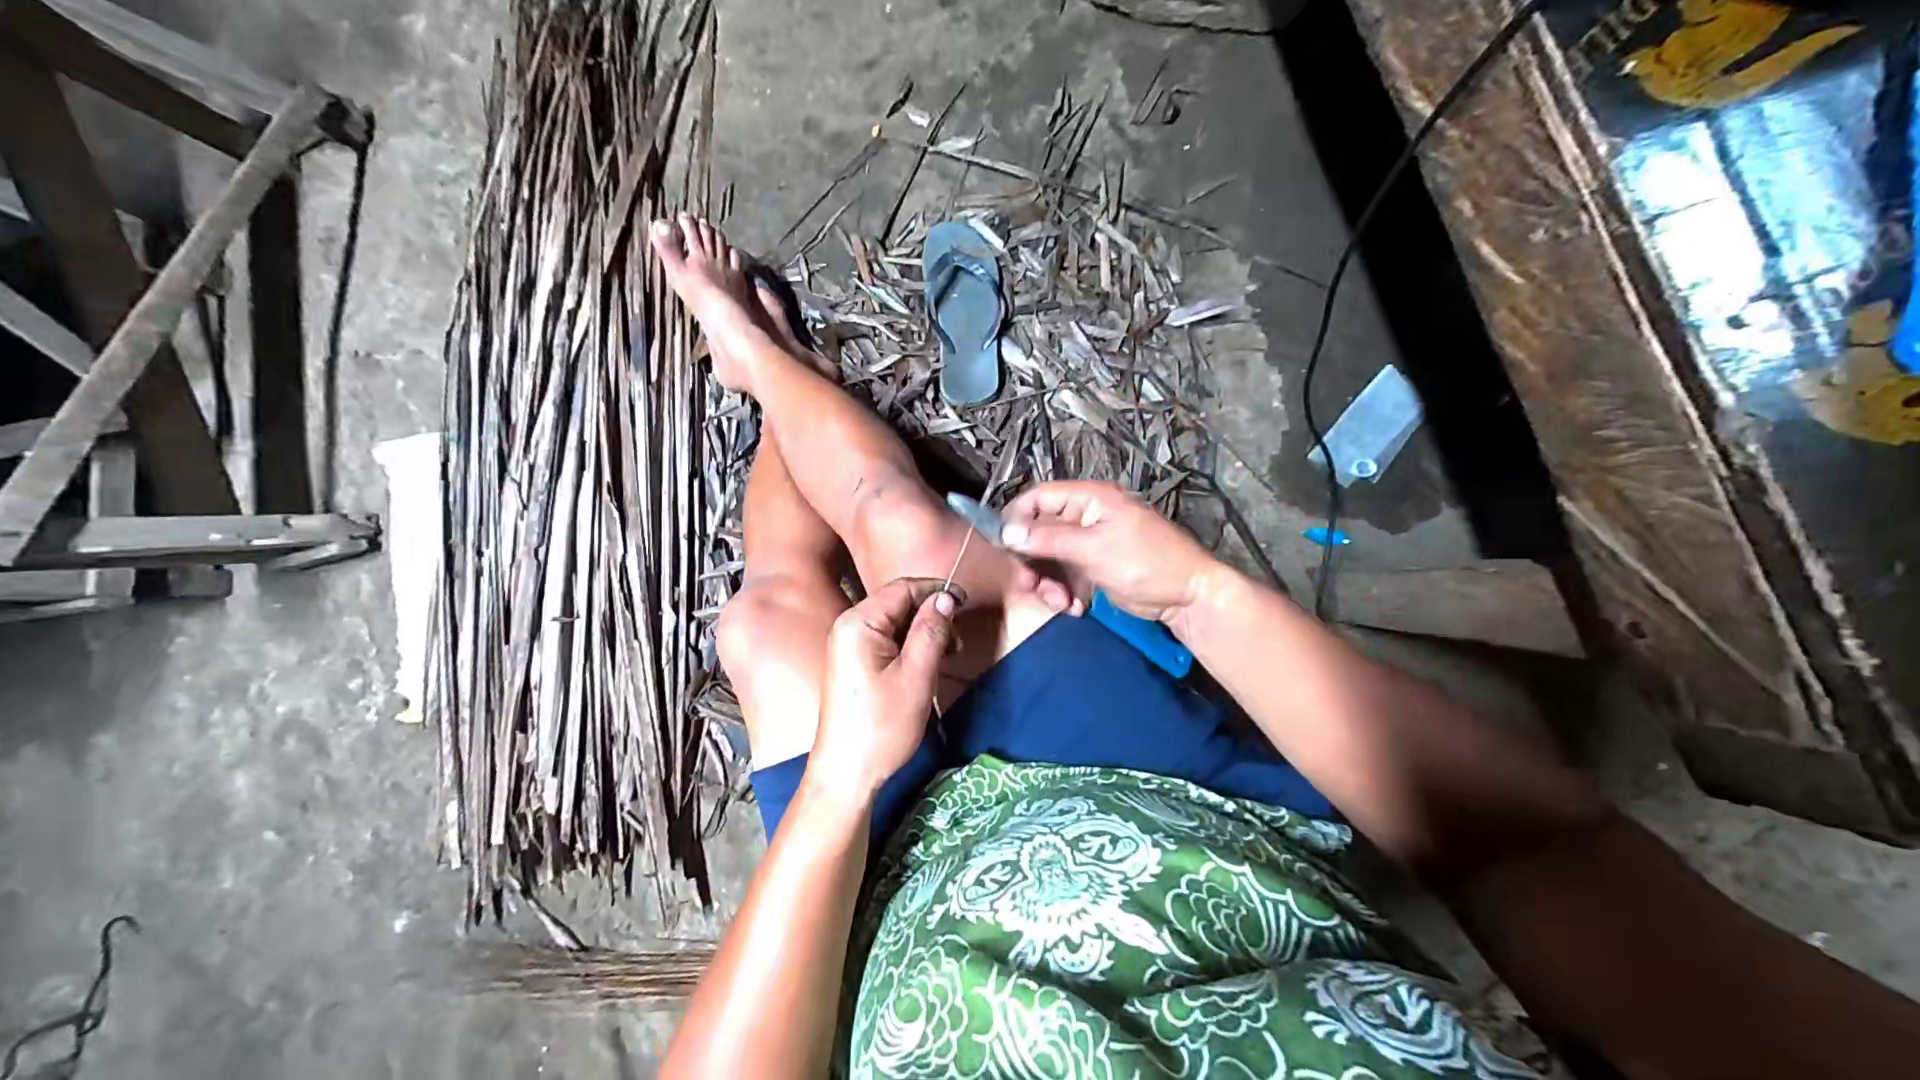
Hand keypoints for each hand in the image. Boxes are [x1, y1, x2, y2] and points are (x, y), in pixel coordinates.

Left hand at [805, 578, 959, 800]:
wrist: (846, 774)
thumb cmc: (882, 725)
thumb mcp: (916, 676)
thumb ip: (931, 631)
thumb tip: (945, 598)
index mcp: (859, 623)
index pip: (902, 588)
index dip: (935, 591)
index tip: (965, 603)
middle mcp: (848, 626)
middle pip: (897, 603)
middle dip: (930, 614)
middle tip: (958, 641)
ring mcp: (848, 646)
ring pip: (894, 623)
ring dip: (923, 632)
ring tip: (948, 655)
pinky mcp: (853, 664)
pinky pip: (886, 641)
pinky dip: (909, 646)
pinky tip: (927, 664)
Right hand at [1000, 481, 1224, 623]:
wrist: (1187, 597)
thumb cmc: (1146, 563)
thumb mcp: (1094, 549)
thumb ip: (1049, 539)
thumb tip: (1008, 532)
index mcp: (1090, 500)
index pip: (1039, 498)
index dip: (1017, 518)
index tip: (1003, 545)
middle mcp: (1086, 517)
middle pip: (1039, 531)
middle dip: (1032, 560)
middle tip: (1029, 584)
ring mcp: (1089, 544)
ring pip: (1049, 558)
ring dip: (1048, 582)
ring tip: (1059, 601)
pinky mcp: (1093, 569)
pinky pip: (1065, 576)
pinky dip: (1063, 592)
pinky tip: (1074, 607)